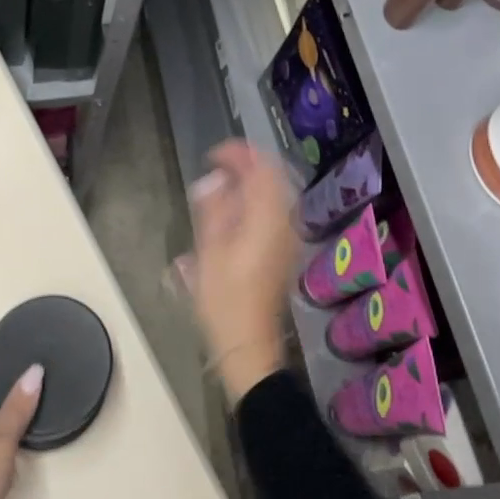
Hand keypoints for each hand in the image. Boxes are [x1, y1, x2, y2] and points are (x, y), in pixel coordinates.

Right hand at [189, 141, 298, 403]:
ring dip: (253, 182)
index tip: (213, 155)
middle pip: (274, 177)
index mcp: (268, 218)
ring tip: (223, 185)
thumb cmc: (225, 300)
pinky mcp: (285, 250)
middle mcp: (286, 222)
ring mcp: (289, 237)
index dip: (239, 154)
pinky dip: (258, 200)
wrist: (249, 344)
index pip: (262, 168)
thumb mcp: (209, 252)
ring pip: (277, 193)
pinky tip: (236, 211)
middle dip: (247, 164)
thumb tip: (214, 179)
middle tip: (218, 166)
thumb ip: (214, 209)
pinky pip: (277, 210)